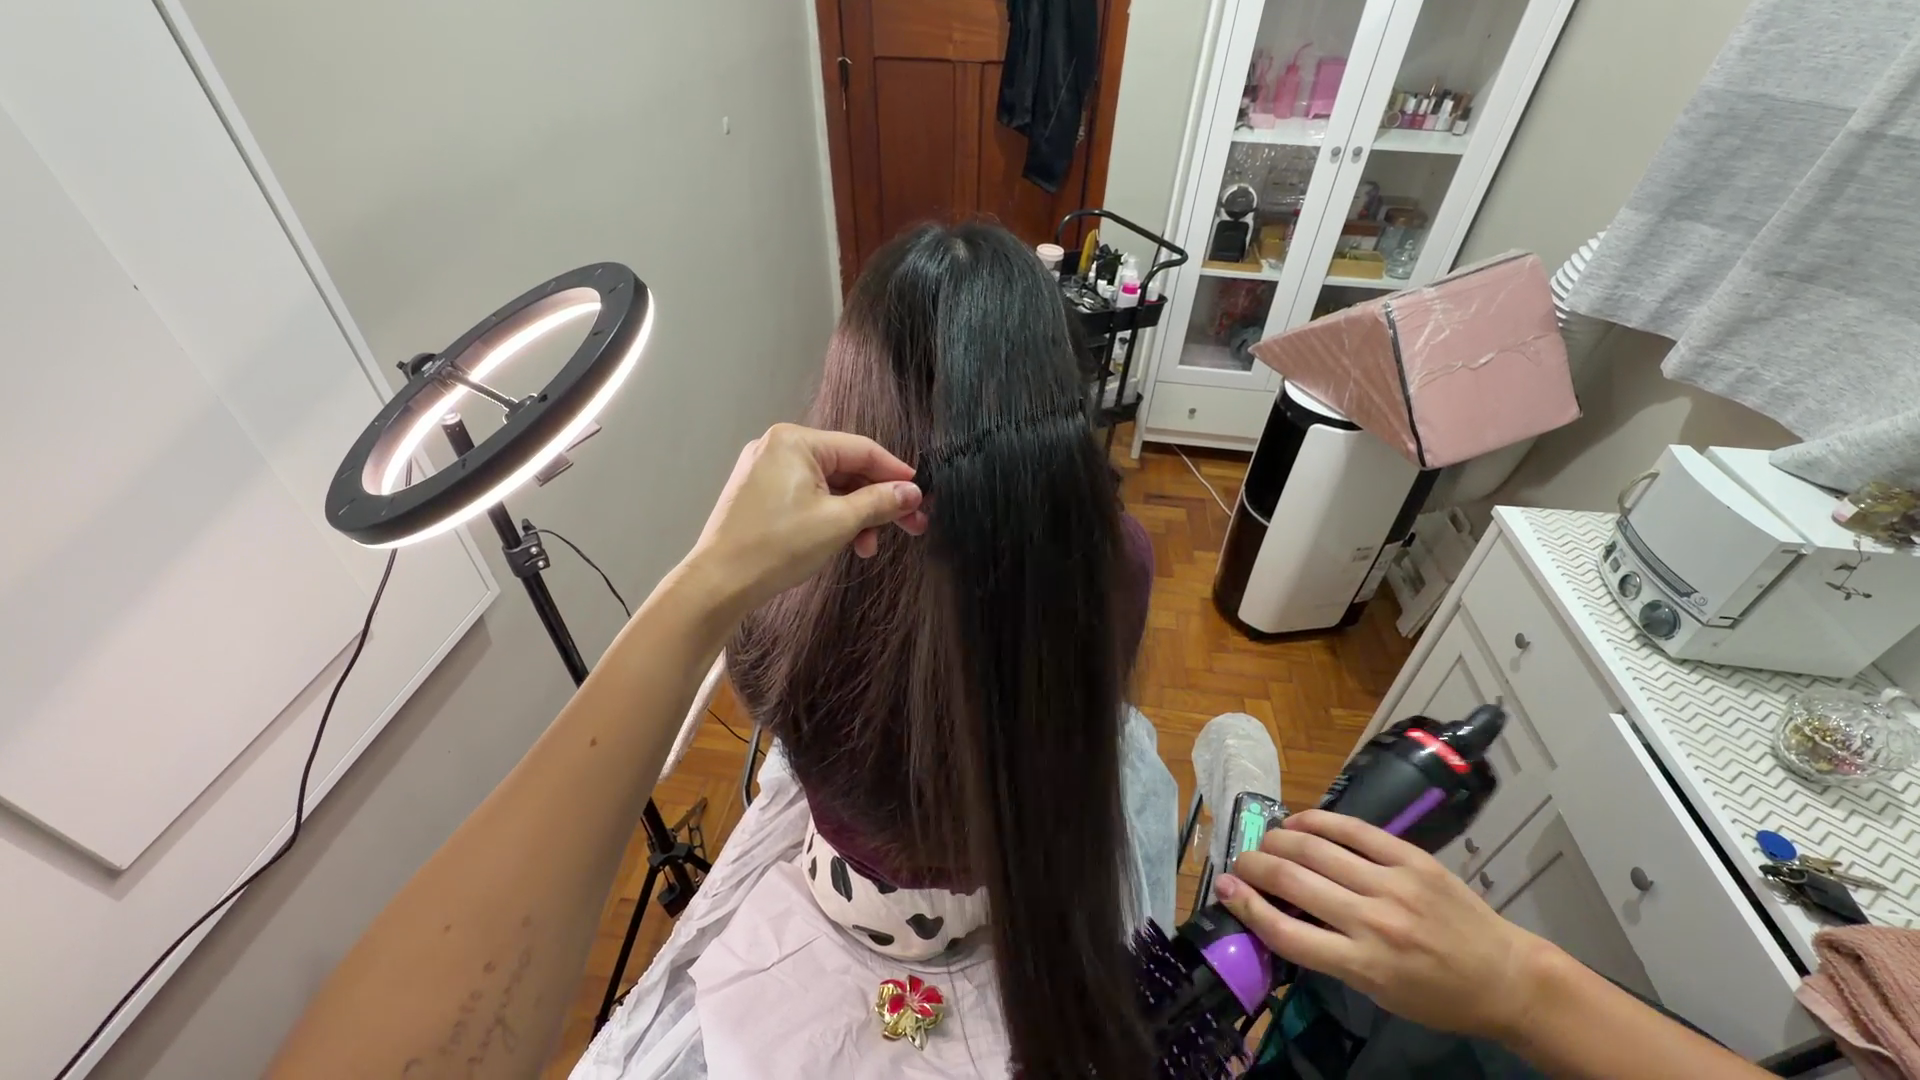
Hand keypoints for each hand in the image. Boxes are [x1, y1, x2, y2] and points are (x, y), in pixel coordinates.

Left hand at [683, 423, 927, 616]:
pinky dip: (831, 517)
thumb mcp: (839, 522)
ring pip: (829, 486)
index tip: (921, 496)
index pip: (862, 450)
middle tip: (910, 526)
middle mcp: (778, 447)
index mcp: (795, 441)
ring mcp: (766, 470)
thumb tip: (913, 493)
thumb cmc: (776, 547)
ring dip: (856, 515)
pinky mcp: (761, 494)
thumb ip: (880, 502)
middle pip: (846, 468)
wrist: (719, 583)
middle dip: (878, 501)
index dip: (897, 474)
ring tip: (869, 548)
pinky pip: (809, 497)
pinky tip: (844, 542)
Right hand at [1211, 809, 1552, 1041]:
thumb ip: (1326, 953)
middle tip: (1240, 862)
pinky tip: (1297, 822)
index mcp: (1363, 964)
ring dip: (1278, 840)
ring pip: (1315, 848)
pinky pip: (1353, 829)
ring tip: (1266, 842)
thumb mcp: (1375, 992)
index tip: (1223, 889)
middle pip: (1292, 880)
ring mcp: (1393, 883)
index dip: (1245, 906)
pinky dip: (1316, 821)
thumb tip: (1274, 913)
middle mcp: (1374, 921)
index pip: (1286, 931)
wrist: (1505, 977)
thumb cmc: (1435, 996)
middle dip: (1253, 866)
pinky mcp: (1410, 857)